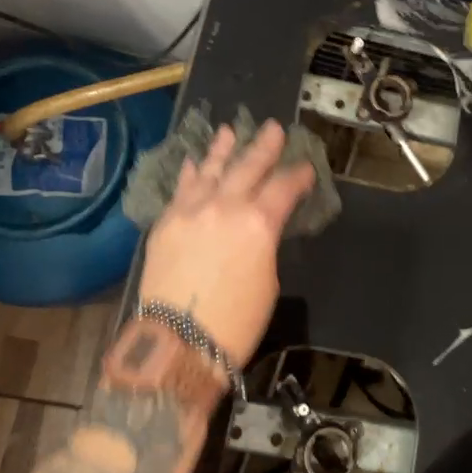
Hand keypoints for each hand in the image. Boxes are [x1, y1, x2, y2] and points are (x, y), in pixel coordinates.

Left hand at [136, 120, 315, 367]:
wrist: (177, 344)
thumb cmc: (235, 323)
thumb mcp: (267, 281)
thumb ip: (263, 245)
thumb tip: (258, 230)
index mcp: (259, 223)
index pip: (284, 188)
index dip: (298, 176)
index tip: (306, 167)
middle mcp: (225, 206)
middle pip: (248, 168)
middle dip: (264, 147)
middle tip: (273, 128)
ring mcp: (191, 211)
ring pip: (209, 170)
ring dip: (222, 150)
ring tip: (228, 131)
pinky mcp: (166, 223)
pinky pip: (180, 190)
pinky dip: (189, 174)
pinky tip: (192, 163)